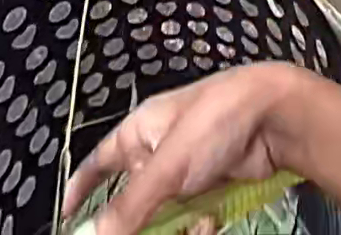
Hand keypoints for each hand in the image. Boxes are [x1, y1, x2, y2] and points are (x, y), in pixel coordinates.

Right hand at [61, 62, 308, 234]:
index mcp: (141, 129)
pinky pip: (192, 219)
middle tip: (144, 233)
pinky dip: (198, 227)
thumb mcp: (168, 165)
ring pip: (163, 217)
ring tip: (192, 227)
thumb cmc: (214, 122)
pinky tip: (210, 223)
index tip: (67, 219)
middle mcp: (160, 149)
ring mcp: (187, 170)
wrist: (273, 117)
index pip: (100, 160)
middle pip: (132, 201)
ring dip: (173, 230)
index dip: (82, 187)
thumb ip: (130, 205)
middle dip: (135, 226)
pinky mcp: (212, 186)